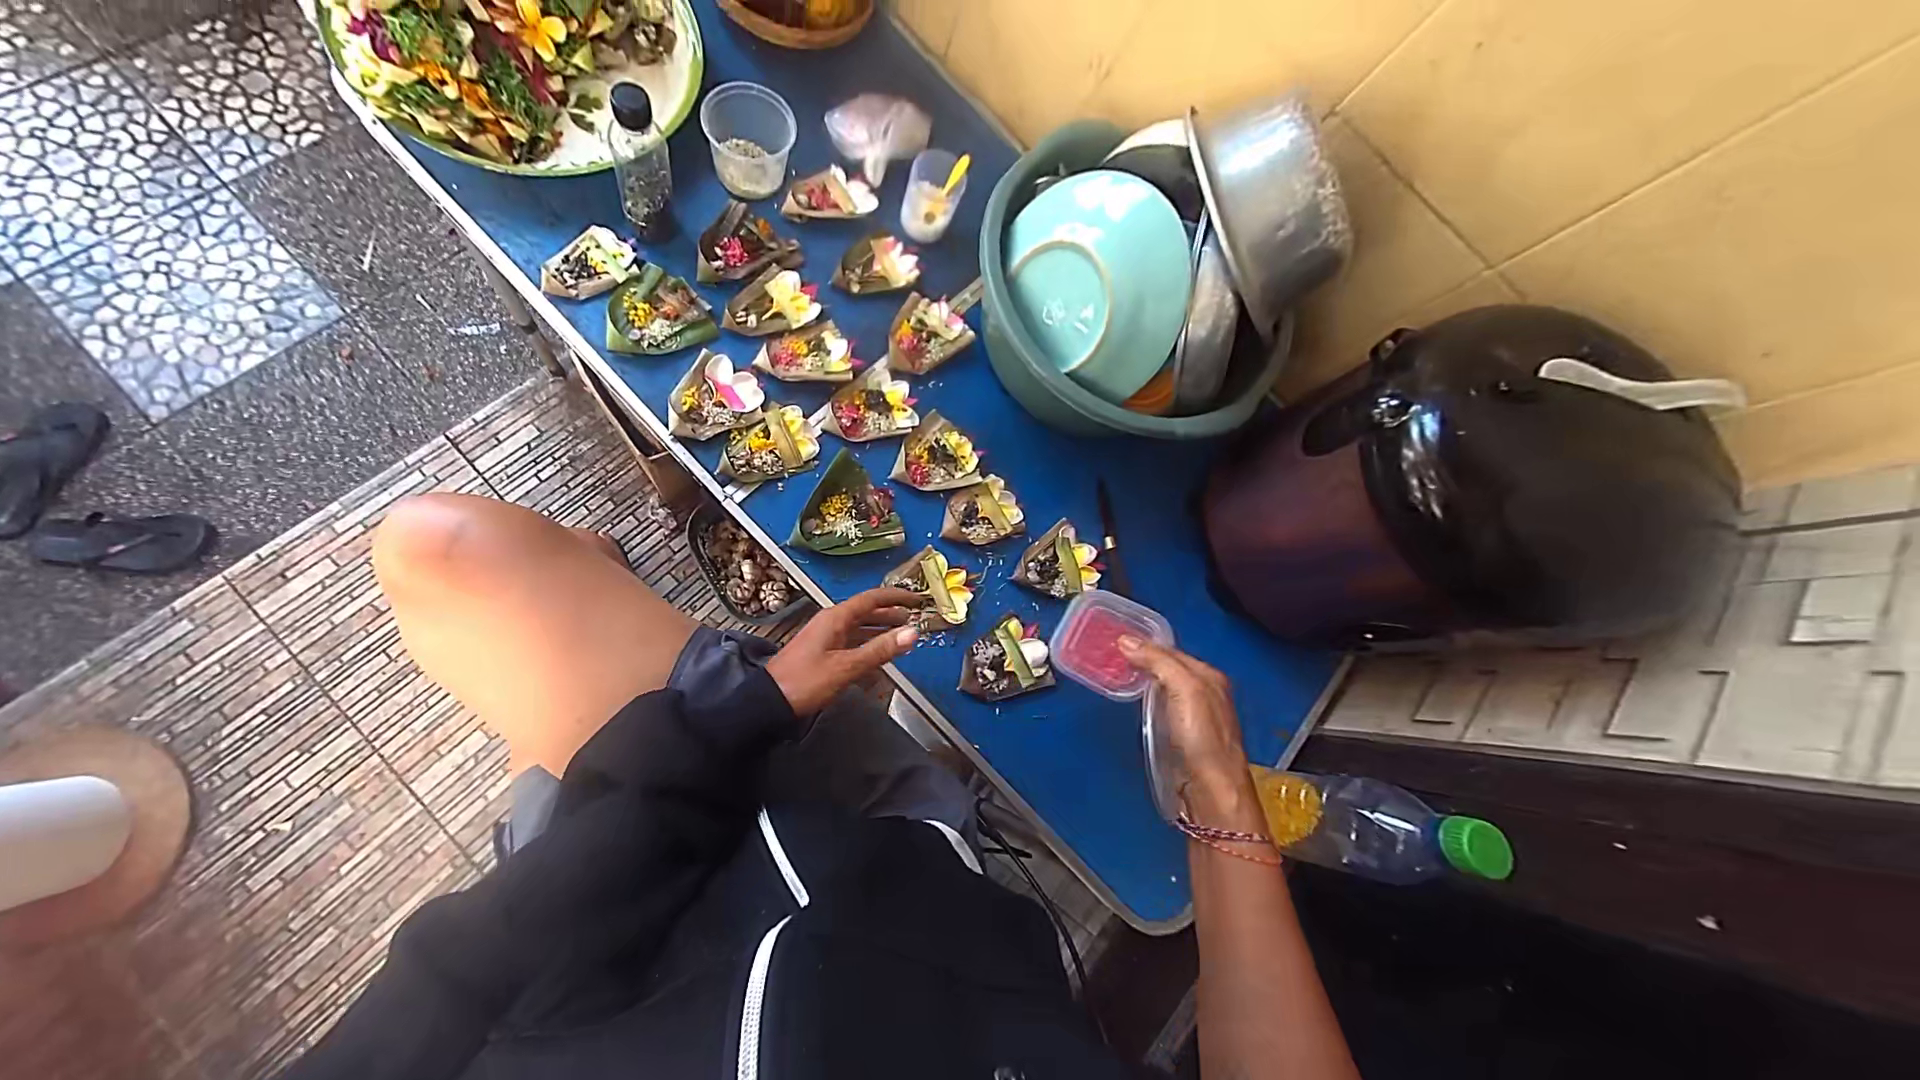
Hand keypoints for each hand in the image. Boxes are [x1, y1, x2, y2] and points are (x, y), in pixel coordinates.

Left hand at [767, 587, 921, 715]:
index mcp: (836, 618)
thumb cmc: (804, 681)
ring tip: (902, 636)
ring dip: (881, 631)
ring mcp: (827, 638)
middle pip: (867, 612)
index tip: (916, 599)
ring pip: (860, 629)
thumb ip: (880, 649)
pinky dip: (869, 647)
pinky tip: (879, 657)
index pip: (872, 599)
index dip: (896, 597)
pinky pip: (852, 644)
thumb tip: (912, 632)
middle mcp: (832, 623)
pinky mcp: (824, 653)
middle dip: (891, 614)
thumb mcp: (847, 666)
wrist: (769, 702)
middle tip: (914, 618)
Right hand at [1117, 636, 1257, 822]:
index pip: (1170, 650)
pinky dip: (1144, 698)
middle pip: (1167, 667)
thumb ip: (1159, 662)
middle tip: (1108, 654)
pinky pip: (1159, 705)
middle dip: (1141, 659)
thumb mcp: (1184, 689)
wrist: (1212, 792)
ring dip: (1141, 678)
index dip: (1144, 644)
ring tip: (1114, 672)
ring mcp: (1193, 716)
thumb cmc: (1202, 739)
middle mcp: (1204, 692)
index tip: (1115, 639)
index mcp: (1209, 676)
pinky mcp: (1181, 736)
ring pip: (1162, 686)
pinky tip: (1132, 701)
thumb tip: (1126, 641)